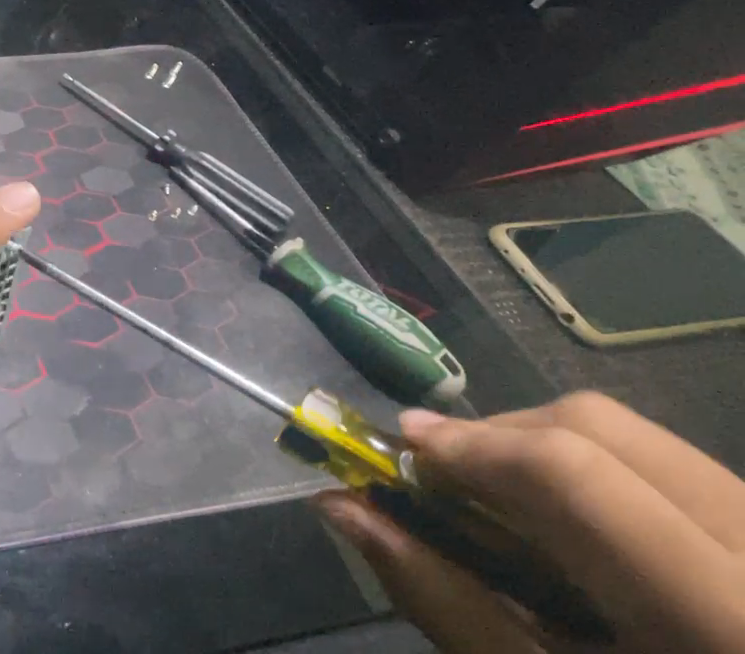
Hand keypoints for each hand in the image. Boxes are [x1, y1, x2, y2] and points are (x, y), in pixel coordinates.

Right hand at [313, 392, 744, 652]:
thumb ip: (441, 594)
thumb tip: (340, 504)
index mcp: (712, 618)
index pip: (573, 475)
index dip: (471, 447)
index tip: (401, 450)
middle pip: (600, 429)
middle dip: (498, 436)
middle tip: (442, 473)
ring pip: (632, 433)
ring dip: (540, 447)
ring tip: (503, 498)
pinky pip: (666, 460)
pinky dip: (594, 467)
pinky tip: (573, 523)